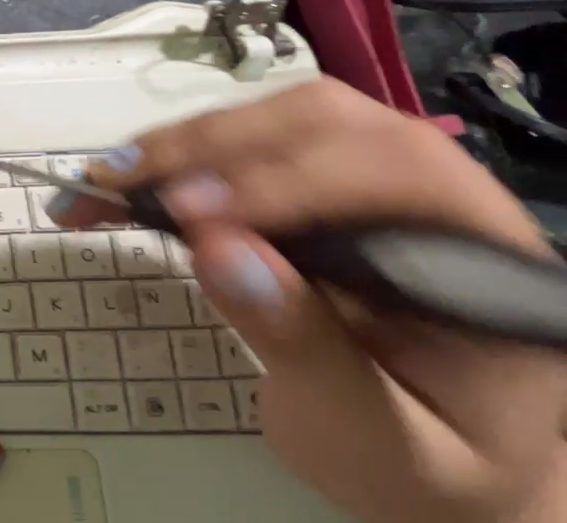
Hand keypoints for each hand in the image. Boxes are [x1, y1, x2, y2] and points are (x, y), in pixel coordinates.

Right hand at [70, 79, 566, 522]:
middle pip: (325, 124)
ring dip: (180, 145)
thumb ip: (308, 348)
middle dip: (214, 145)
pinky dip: (169, 159)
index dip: (289, 181)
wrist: (429, 467)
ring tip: (105, 183)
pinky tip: (119, 186)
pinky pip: (238, 147)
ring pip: (272, 120)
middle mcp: (433, 199)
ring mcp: (367, 184)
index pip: (397, 178)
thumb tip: (218, 249)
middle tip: (122, 182)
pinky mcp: (307, 186)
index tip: (191, 214)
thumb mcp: (374, 437)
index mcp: (482, 262)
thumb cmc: (419, 467)